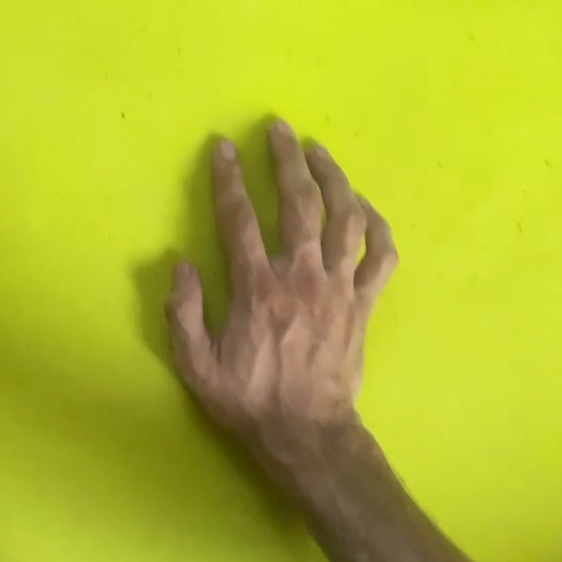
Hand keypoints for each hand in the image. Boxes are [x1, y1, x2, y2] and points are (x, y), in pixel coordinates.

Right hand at [166, 121, 396, 467]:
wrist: (305, 433)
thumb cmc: (245, 399)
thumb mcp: (195, 364)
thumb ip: (184, 312)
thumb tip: (181, 265)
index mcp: (256, 289)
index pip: (239, 220)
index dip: (229, 180)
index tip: (223, 147)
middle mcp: (300, 277)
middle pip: (298, 204)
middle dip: (285, 161)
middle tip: (278, 128)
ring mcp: (339, 287)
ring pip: (344, 218)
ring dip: (333, 177)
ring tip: (318, 151)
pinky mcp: (364, 304)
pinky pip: (380, 254)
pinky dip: (376, 225)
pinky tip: (364, 207)